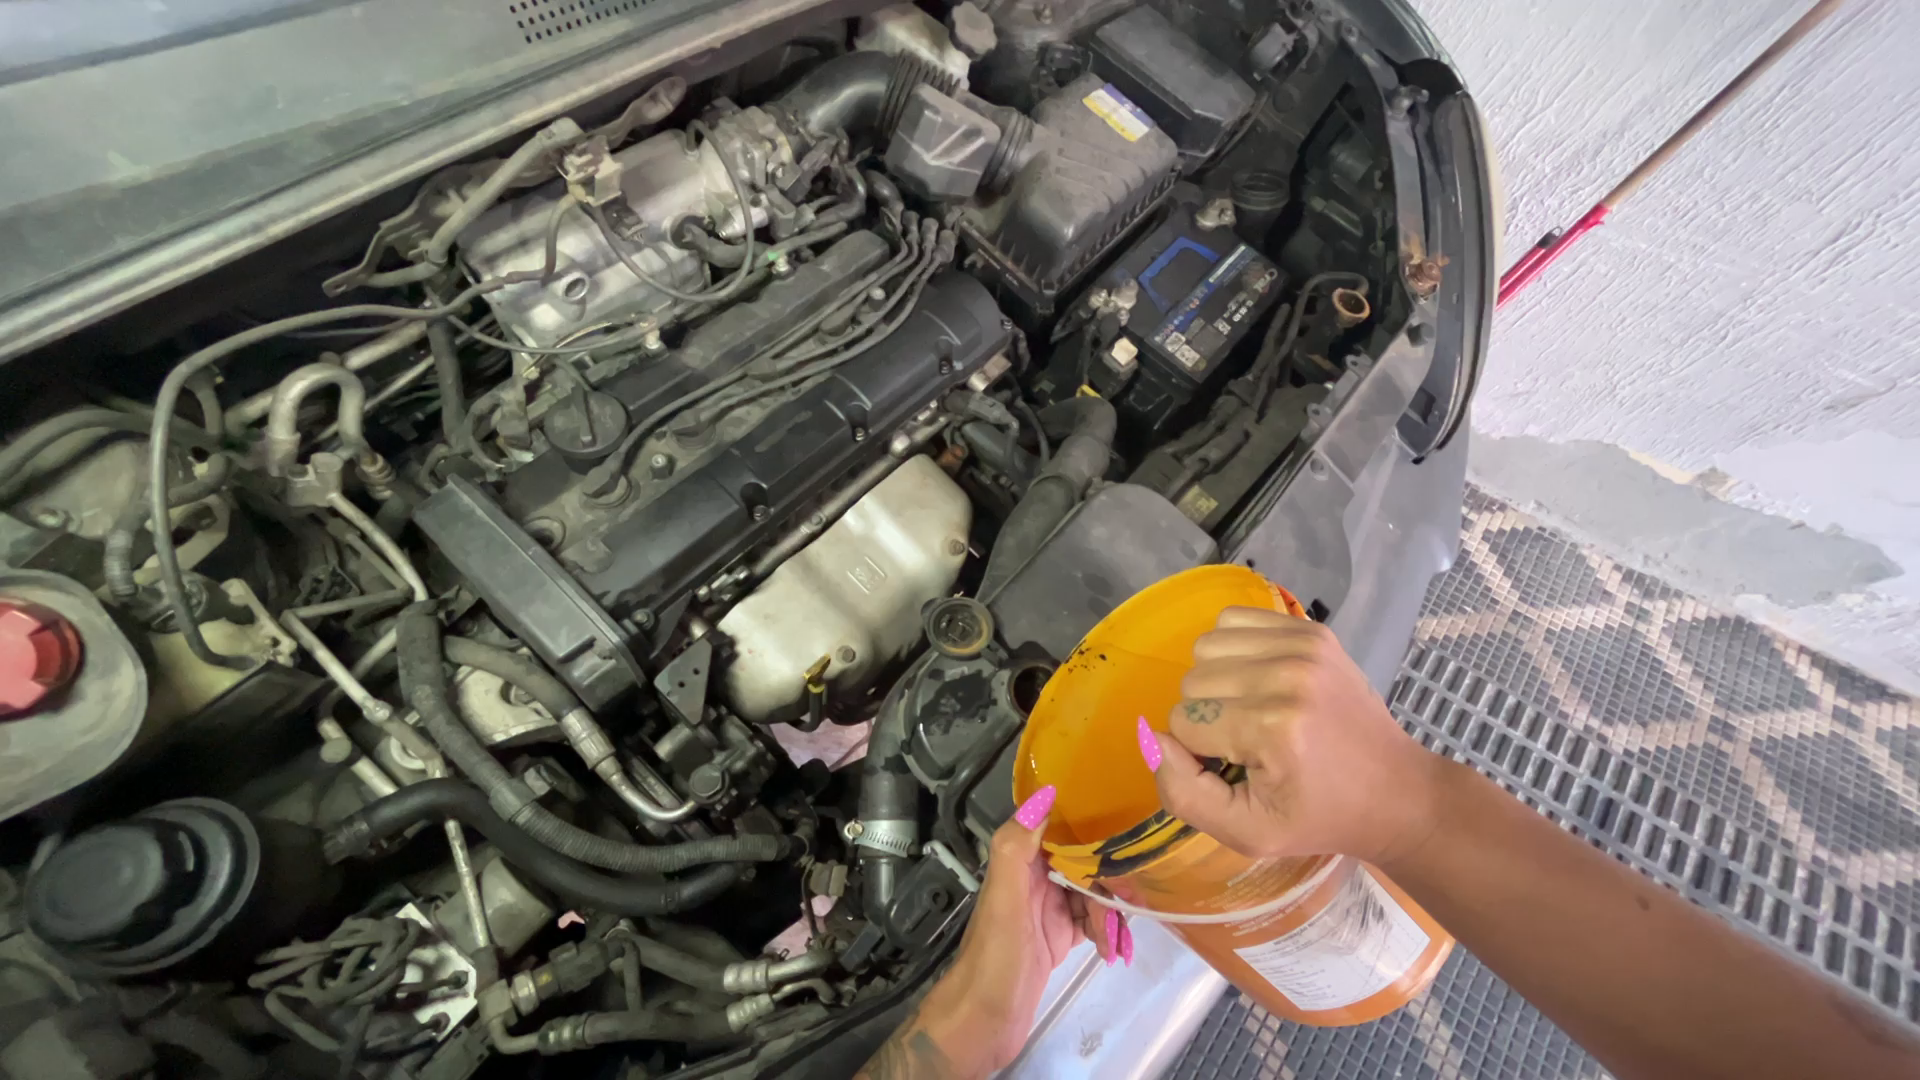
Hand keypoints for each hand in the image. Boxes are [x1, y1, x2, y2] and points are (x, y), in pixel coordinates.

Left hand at [899, 786, 1127, 1074]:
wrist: (983, 1022)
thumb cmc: (994, 957)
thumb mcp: (1005, 897)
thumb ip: (1018, 845)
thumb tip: (1045, 792)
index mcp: (1020, 862)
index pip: (1058, 828)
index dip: (1088, 827)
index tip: (1121, 831)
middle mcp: (1033, 880)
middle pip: (1081, 862)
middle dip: (1108, 878)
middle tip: (1130, 900)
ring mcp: (1047, 910)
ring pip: (1090, 893)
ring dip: (1110, 910)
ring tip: (1116, 939)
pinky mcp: (1058, 938)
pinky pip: (1090, 923)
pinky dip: (1105, 932)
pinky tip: (1113, 950)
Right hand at [1137, 606, 1444, 866]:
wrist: (1395, 791)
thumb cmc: (1317, 816)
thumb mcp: (1247, 832)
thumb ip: (1184, 792)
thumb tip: (1153, 737)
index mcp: (1272, 729)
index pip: (1183, 722)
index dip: (1198, 751)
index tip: (1236, 768)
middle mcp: (1286, 676)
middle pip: (1191, 681)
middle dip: (1205, 715)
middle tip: (1244, 741)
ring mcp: (1302, 646)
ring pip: (1205, 648)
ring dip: (1215, 680)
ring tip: (1249, 706)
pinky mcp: (1311, 629)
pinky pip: (1232, 620)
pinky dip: (1232, 649)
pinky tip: (1256, 678)